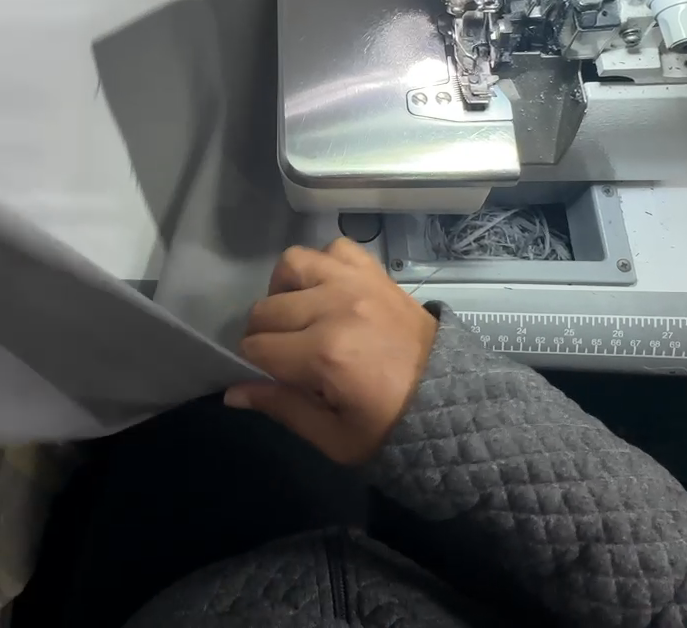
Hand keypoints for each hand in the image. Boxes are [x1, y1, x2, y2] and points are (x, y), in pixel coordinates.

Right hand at [225, 238, 438, 463]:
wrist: (454, 403)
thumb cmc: (390, 427)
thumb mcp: (334, 437)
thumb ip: (281, 408)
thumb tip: (231, 392)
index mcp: (325, 355)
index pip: (257, 347)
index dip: (257, 365)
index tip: (276, 378)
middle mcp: (335, 308)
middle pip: (266, 308)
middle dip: (266, 335)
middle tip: (288, 355)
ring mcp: (356, 282)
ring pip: (292, 264)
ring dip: (287, 290)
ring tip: (301, 314)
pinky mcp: (374, 271)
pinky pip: (334, 248)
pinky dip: (325, 265)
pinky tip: (329, 291)